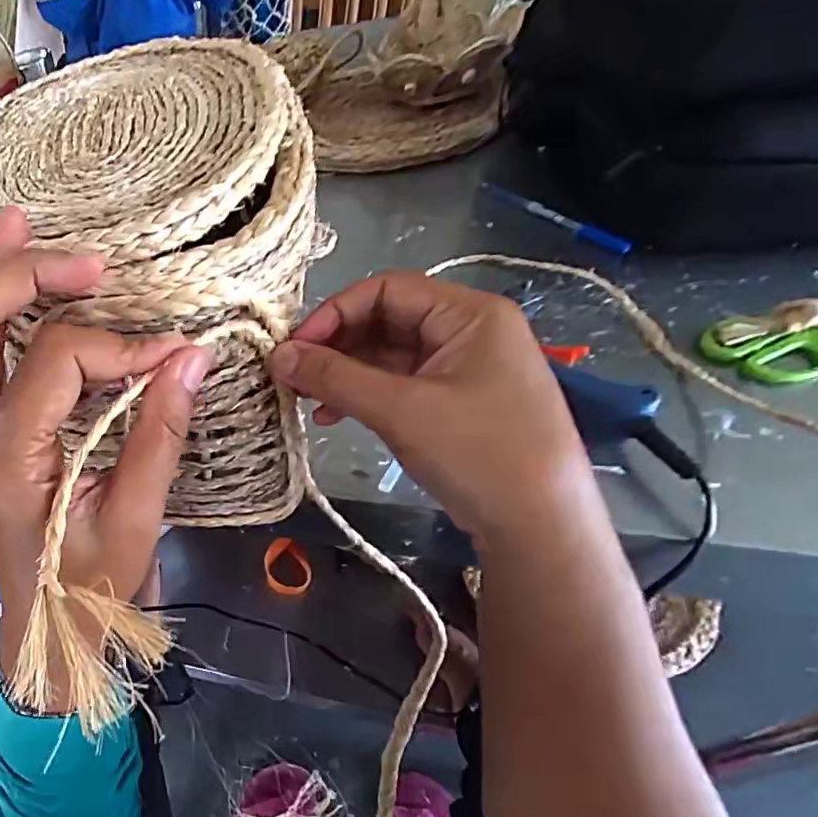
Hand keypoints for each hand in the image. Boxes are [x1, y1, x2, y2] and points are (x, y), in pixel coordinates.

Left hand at [0, 207, 208, 693]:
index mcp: (8, 461)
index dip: (120, 347)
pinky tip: (19, 269)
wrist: (50, 624)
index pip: (57, 365)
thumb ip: (159, 435)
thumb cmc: (93, 586)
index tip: (173, 353)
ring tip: (23, 223)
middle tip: (90, 260)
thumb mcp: (137, 520)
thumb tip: (191, 356)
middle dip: (24, 276)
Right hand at [267, 272, 590, 540]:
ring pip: (389, 355)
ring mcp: (463, 369)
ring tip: (308, 401)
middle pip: (386, 320)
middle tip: (294, 376)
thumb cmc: (478, 453)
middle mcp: (468, 331)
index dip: (334, 313)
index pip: (387, 290)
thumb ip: (335, 377)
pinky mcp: (456, 403)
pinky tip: (335, 416)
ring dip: (345, 374)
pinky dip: (365, 395)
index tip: (293, 348)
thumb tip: (278, 355)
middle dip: (336, 346)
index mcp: (469, 314)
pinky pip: (400, 385)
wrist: (540, 526)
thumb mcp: (401, 410)